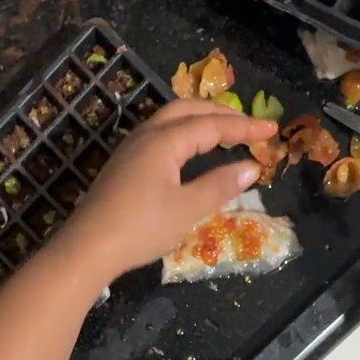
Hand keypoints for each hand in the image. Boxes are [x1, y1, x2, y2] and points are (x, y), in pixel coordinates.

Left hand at [49, 100, 275, 279]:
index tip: (271, 132)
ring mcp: (130, 149)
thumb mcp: (186, 210)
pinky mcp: (121, 166)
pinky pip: (158, 136)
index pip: (212, 125)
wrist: (87, 249)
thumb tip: (250, 168)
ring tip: (222, 132)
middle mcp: (146, 136)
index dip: (244, 128)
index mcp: (165, 141)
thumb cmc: (139, 229)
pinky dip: (181, 134)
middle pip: (188, 110)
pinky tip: (186, 152)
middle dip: (221, 114)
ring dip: (199, 120)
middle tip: (248, 126)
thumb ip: (219, 186)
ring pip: (169, 120)